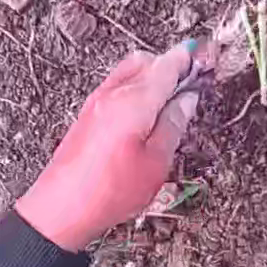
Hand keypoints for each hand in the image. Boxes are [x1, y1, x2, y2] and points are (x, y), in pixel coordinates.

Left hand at [15, 43, 200, 251]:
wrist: (62, 209)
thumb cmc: (109, 191)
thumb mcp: (156, 163)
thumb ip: (173, 125)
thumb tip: (187, 100)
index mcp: (134, 102)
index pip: (167, 65)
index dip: (189, 59)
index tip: (204, 57)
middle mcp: (113, 94)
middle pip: (147, 62)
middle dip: (171, 65)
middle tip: (191, 83)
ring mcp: (96, 102)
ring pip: (130, 72)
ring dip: (153, 76)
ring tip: (171, 101)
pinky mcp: (88, 114)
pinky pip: (117, 87)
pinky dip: (136, 88)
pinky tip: (146, 113)